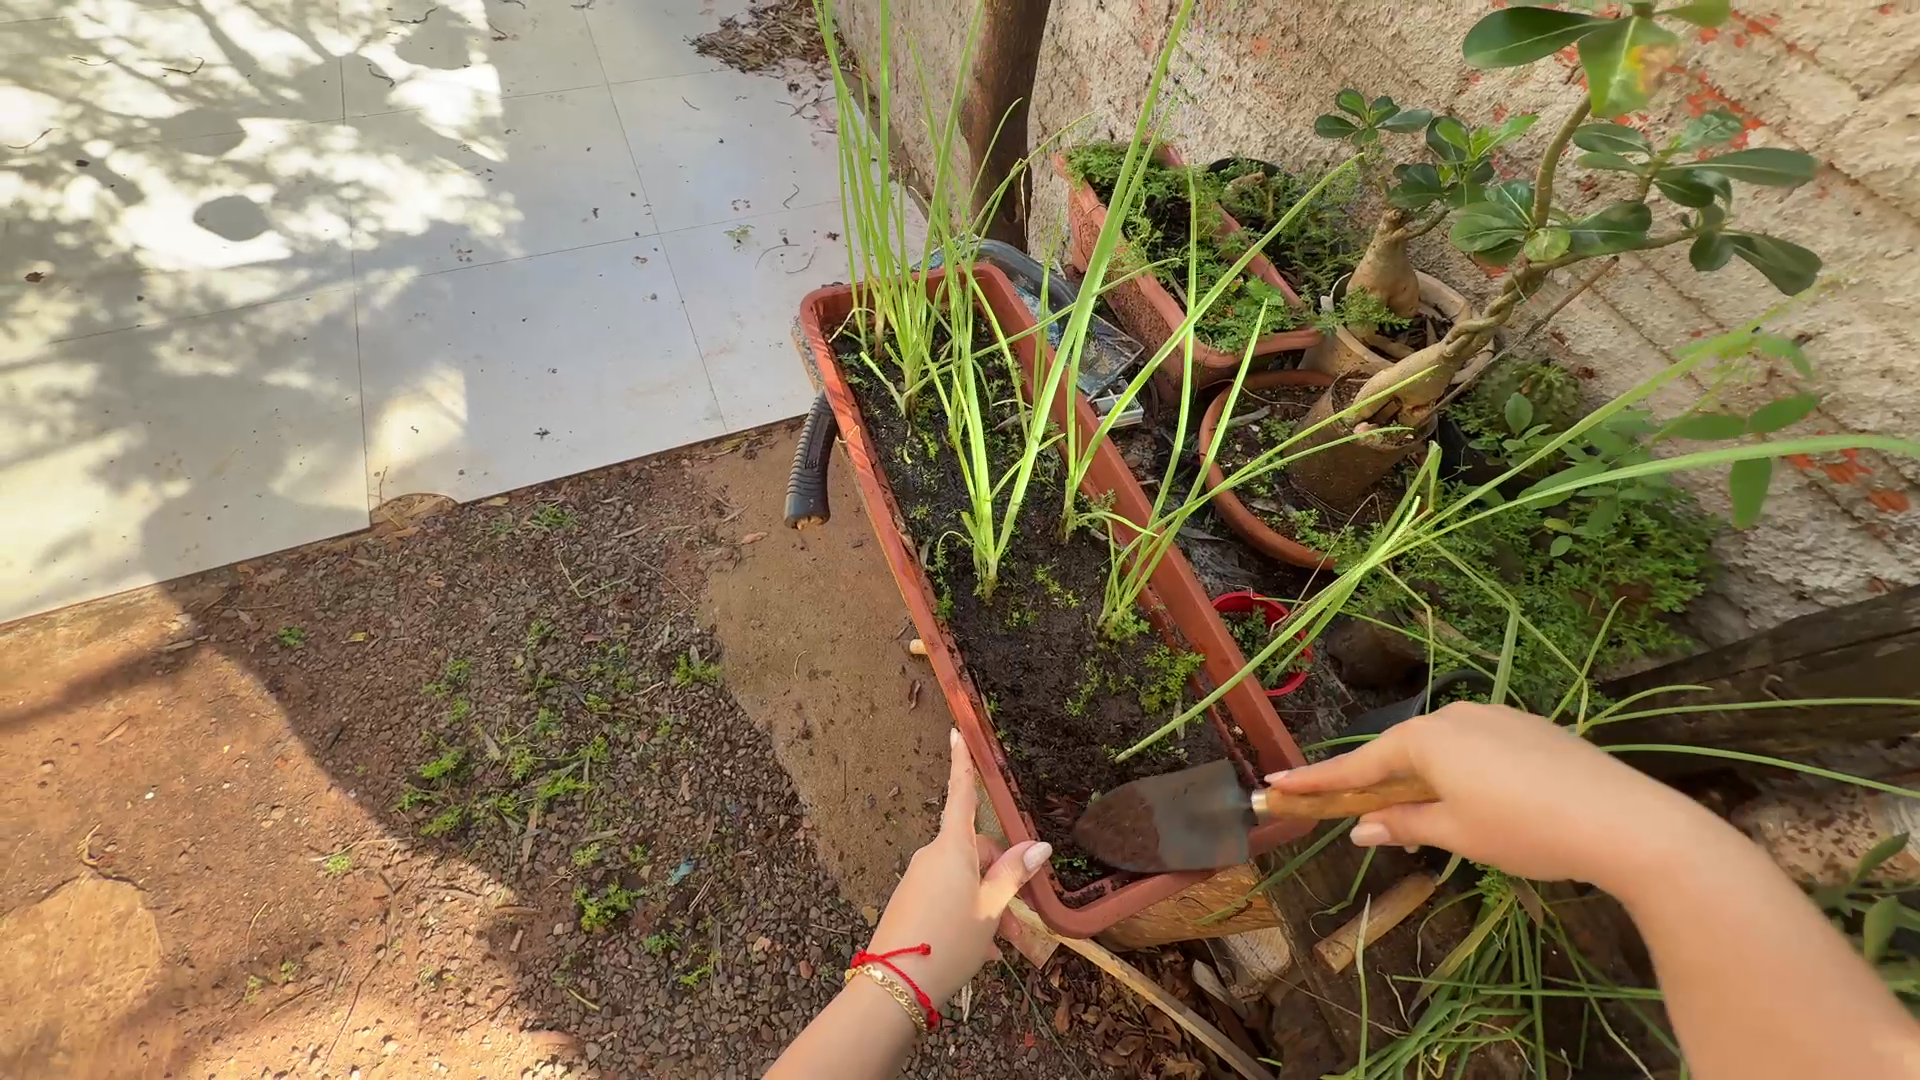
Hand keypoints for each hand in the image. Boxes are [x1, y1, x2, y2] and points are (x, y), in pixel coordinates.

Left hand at [866, 729, 1050, 1005]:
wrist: (892, 987)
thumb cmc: (949, 939)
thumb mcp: (990, 909)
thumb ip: (1013, 875)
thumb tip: (1039, 845)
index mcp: (952, 847)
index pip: (961, 793)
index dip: (961, 762)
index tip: (955, 731)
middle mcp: (933, 854)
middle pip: (976, 850)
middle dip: (1000, 878)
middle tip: (1021, 922)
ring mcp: (919, 878)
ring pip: (965, 880)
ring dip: (988, 905)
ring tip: (1004, 949)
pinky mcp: (911, 900)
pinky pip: (949, 897)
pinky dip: (969, 915)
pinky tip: (983, 953)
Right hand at [1265, 702, 1721, 897]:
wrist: (1634, 824)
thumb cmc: (1526, 831)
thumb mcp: (1457, 835)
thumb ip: (1402, 825)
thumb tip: (1359, 830)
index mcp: (1423, 740)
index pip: (1356, 766)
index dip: (1315, 779)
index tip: (1275, 781)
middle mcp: (1451, 716)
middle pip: (1399, 753)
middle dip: (1380, 782)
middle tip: (1362, 810)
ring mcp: (1493, 716)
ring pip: (1442, 748)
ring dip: (1428, 777)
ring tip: (1446, 814)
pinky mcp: (1530, 726)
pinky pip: (1479, 745)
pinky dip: (1468, 769)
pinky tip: (1495, 797)